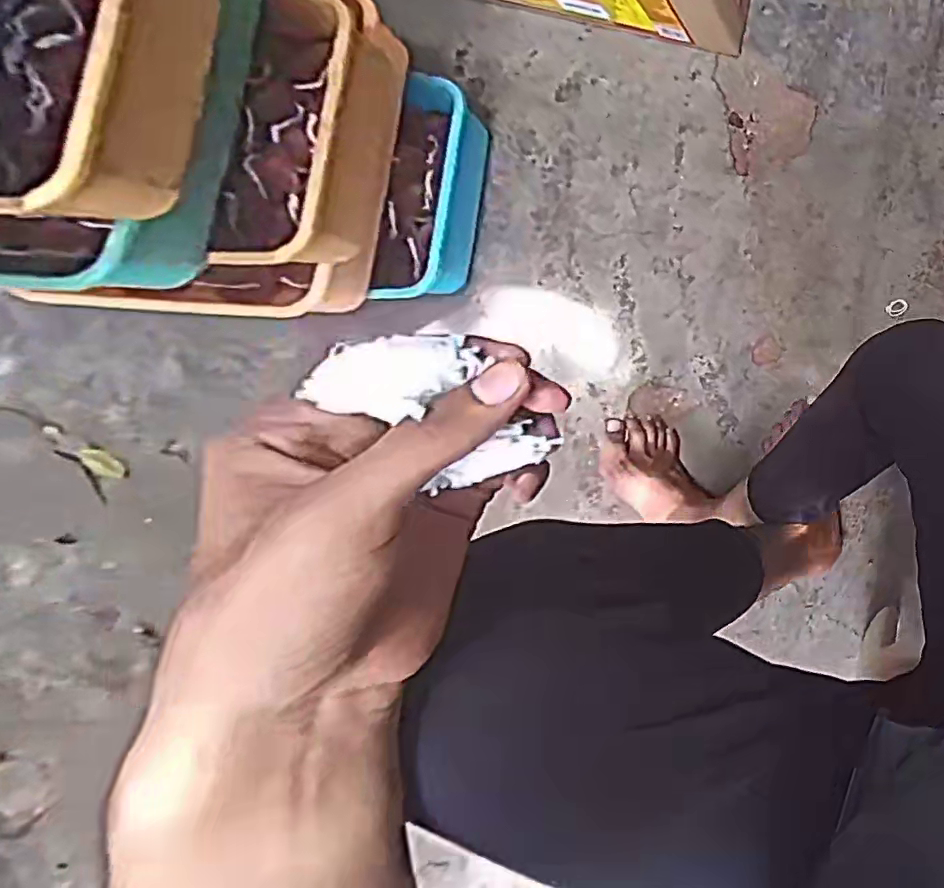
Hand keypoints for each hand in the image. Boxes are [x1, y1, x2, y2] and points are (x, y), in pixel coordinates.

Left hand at [110, 338, 568, 886]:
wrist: (305, 703)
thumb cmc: (276, 608)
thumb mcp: (348, 508)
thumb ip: (434, 437)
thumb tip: (508, 377)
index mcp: (301, 432)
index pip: (394, 371)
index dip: (459, 361)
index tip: (516, 362)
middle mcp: (356, 449)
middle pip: (447, 396)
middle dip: (501, 394)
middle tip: (546, 398)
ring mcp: (406, 481)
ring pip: (479, 429)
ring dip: (519, 426)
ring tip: (546, 435)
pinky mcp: (447, 509)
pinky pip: (497, 466)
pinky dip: (522, 463)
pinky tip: (527, 479)